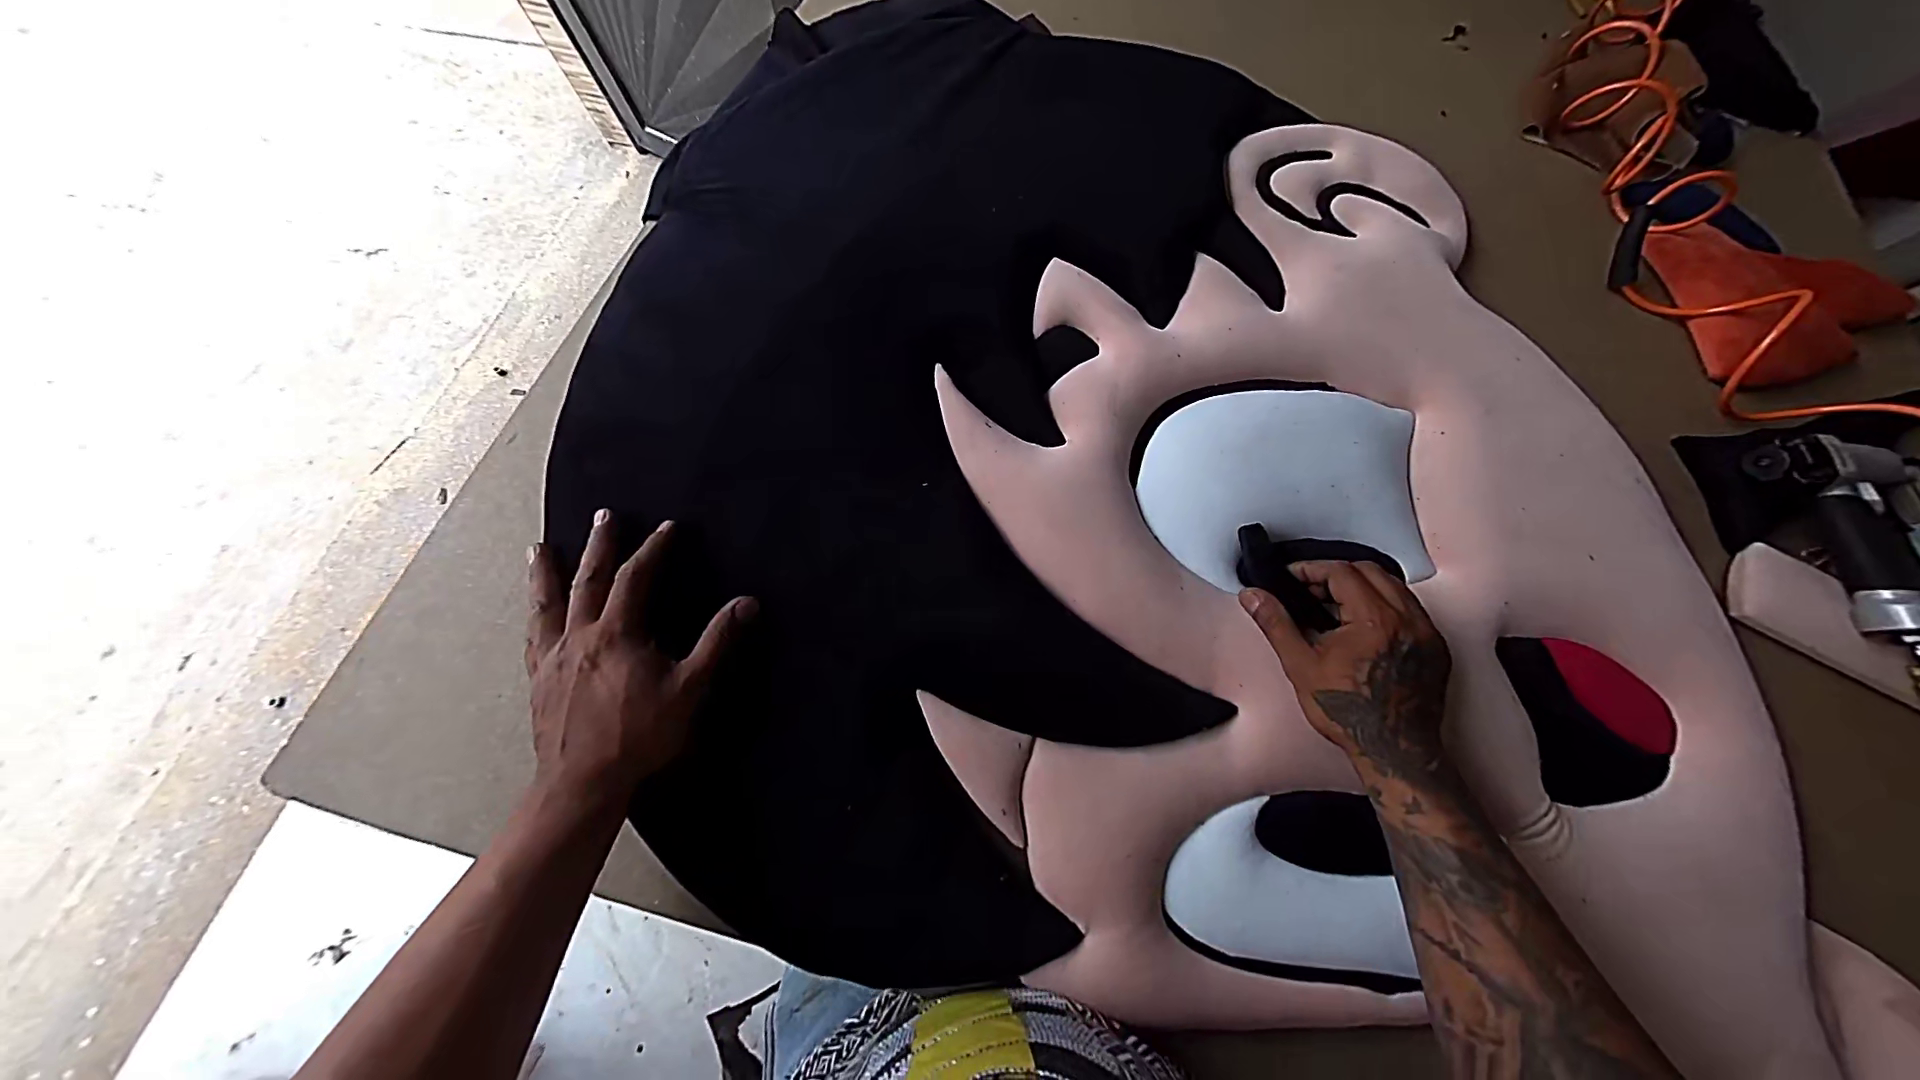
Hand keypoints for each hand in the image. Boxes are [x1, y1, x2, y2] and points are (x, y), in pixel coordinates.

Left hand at [525, 511, 755, 814]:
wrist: (582, 781)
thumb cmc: (639, 735)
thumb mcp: (690, 687)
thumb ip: (717, 642)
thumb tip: (745, 605)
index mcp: (618, 633)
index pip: (637, 578)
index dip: (653, 550)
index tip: (666, 529)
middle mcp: (580, 636)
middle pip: (589, 579)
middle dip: (601, 545)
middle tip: (604, 517)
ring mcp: (553, 657)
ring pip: (547, 603)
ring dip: (547, 572)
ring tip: (538, 548)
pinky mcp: (539, 680)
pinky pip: (532, 637)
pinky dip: (533, 616)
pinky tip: (532, 613)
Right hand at [1239, 560, 1450, 768]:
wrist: (1393, 751)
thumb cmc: (1352, 714)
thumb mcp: (1300, 664)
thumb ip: (1276, 623)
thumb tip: (1254, 597)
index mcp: (1375, 620)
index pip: (1341, 572)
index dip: (1310, 570)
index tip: (1293, 577)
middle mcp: (1408, 621)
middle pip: (1370, 571)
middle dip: (1336, 574)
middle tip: (1310, 590)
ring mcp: (1426, 634)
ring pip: (1393, 587)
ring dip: (1361, 587)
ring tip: (1334, 608)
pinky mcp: (1435, 648)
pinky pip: (1410, 609)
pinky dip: (1383, 606)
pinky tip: (1361, 627)